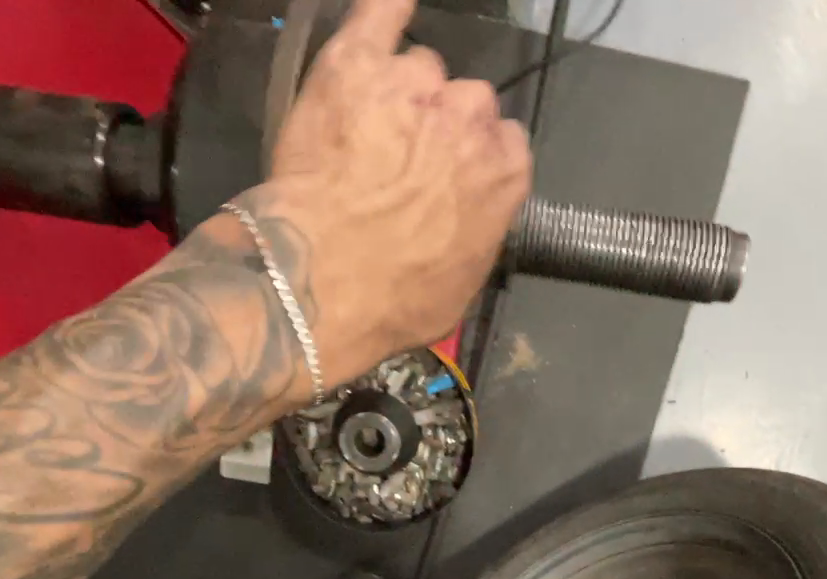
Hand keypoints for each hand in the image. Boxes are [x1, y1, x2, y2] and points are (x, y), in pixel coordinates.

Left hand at [254, 0, 532, 387]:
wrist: (324, 282)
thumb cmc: (395, 301)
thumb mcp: (460, 290)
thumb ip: (477, 238)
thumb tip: (470, 225)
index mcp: (502, 174)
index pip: (502, 145)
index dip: (473, 162)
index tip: (450, 181)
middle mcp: (469, 118)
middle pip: (465, 103)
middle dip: (441, 129)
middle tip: (402, 166)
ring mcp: (413, 85)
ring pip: (418, 71)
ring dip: (401, 95)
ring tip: (365, 136)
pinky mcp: (356, 65)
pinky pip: (379, 13)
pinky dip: (386, 8)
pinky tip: (391, 8)